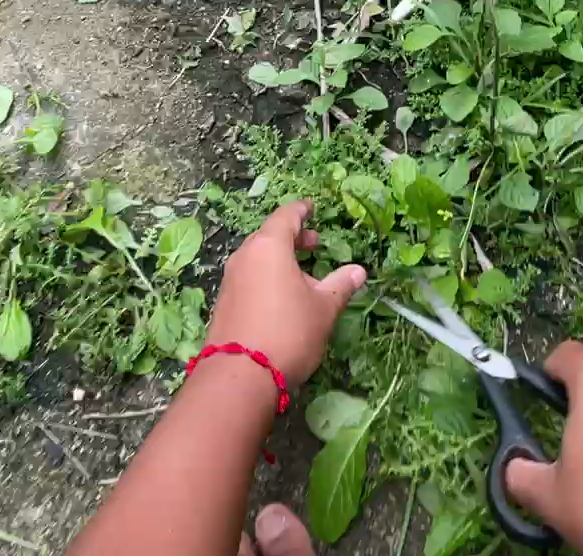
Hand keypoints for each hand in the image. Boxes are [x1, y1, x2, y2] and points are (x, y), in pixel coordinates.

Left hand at [205, 201, 364, 384]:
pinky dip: (267, 274)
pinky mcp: (225, 300)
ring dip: (280, 258)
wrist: (239, 375)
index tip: (312, 207)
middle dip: (293, 236)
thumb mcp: (323, 309)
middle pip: (269, 234)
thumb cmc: (288, 332)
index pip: (286, 216)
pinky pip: (249, 275)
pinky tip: (282, 296)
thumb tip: (358, 270)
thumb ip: (340, 285)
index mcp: (269, 246)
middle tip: (314, 244)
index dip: (302, 210)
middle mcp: (245, 255)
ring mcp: (231, 278)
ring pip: (258, 256)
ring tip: (303, 274)